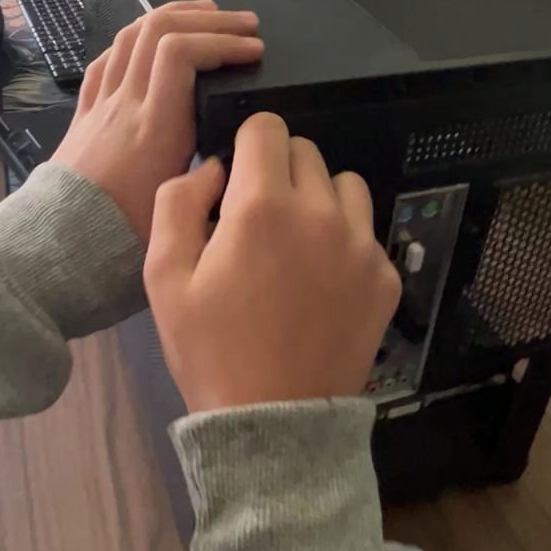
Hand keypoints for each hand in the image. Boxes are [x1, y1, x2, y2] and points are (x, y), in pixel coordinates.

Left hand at [54, 0, 261, 238]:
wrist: (60, 242)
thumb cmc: (123, 231)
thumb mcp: (182, 204)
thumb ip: (214, 173)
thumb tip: (239, 155)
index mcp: (155, 126)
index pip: (183, 53)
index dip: (224, 41)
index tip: (256, 51)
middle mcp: (126, 102)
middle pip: (159, 29)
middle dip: (209, 18)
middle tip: (245, 25)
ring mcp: (102, 101)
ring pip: (131, 34)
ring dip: (173, 15)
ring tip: (206, 13)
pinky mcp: (85, 110)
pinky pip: (108, 58)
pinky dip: (136, 39)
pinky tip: (151, 41)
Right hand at [144, 112, 401, 412]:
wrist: (273, 423)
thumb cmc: (210, 349)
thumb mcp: (164, 276)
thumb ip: (178, 201)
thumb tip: (215, 168)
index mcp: (263, 206)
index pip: (266, 127)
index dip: (245, 145)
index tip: (236, 181)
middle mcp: (321, 213)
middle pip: (306, 150)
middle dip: (278, 169)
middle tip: (259, 218)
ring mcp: (362, 244)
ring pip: (344, 183)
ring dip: (318, 197)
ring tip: (296, 242)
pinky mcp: (386, 275)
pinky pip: (367, 230)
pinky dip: (344, 238)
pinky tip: (322, 279)